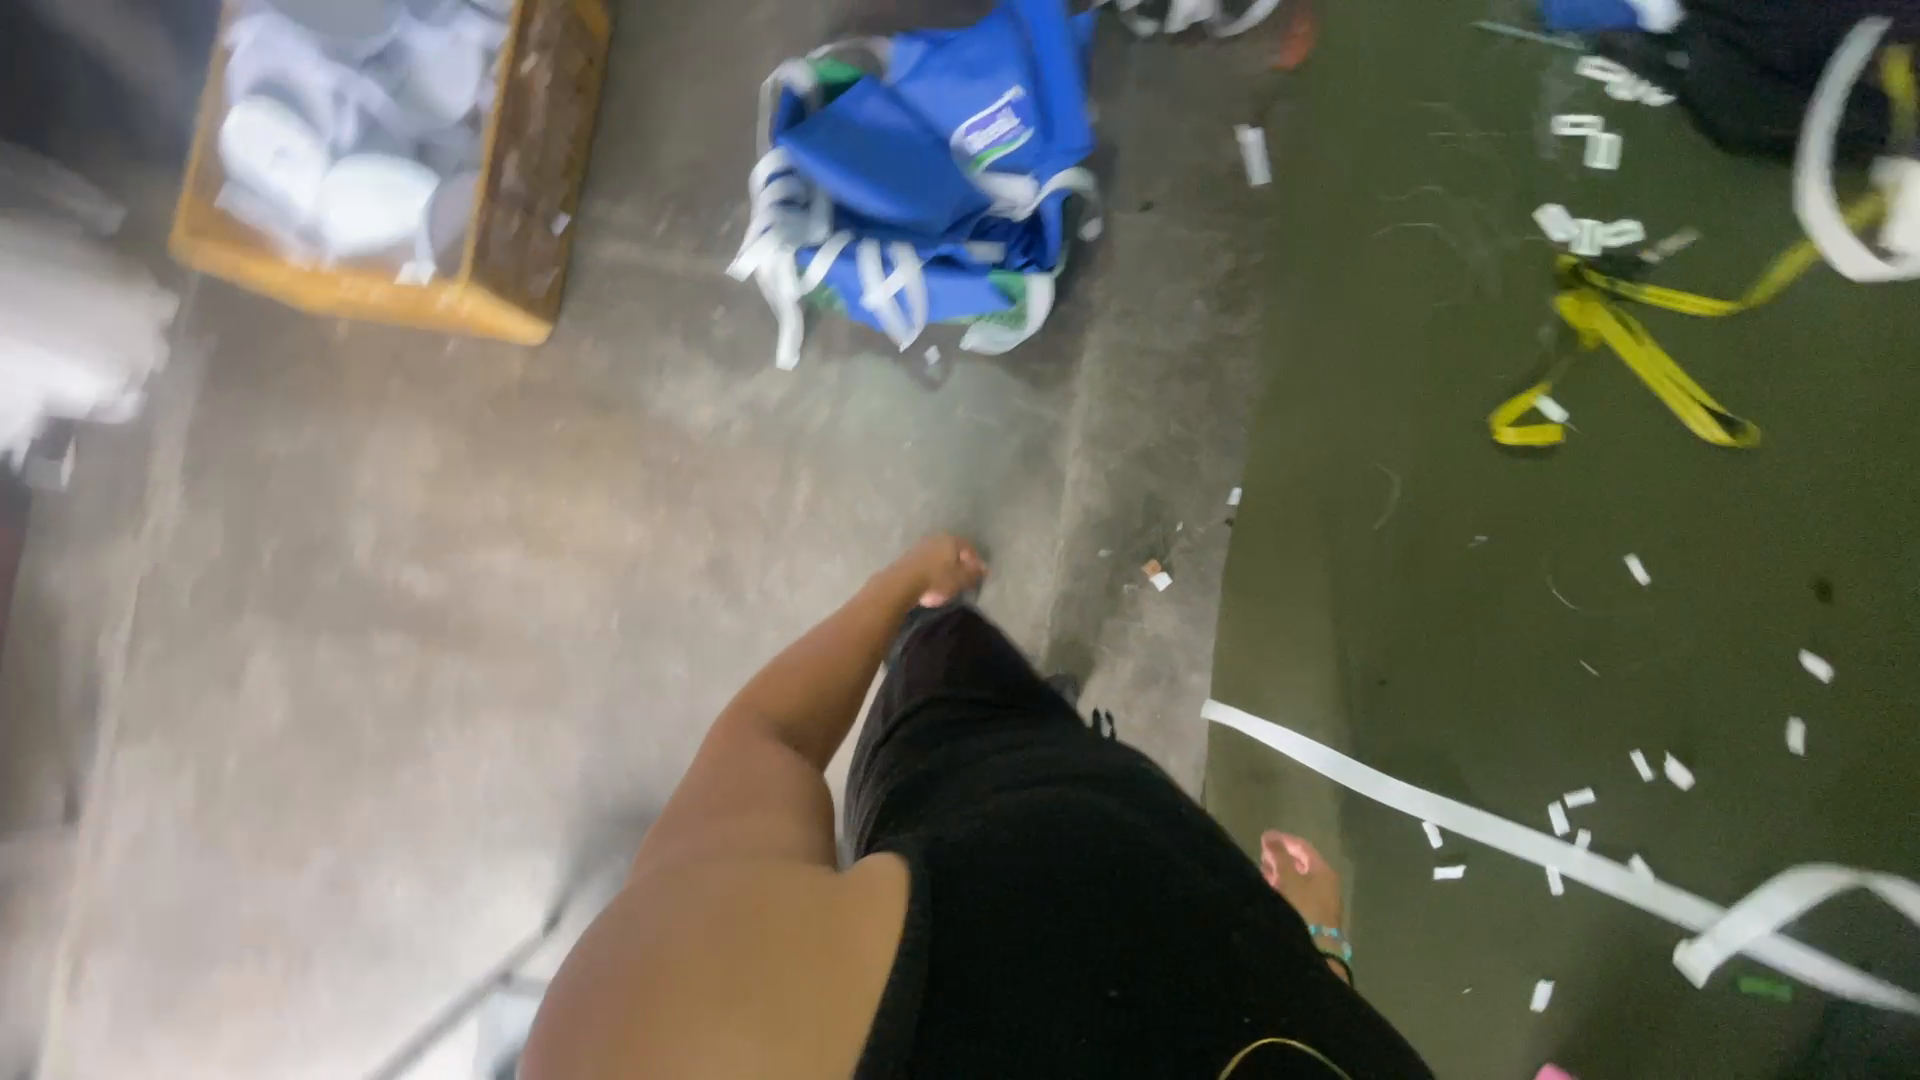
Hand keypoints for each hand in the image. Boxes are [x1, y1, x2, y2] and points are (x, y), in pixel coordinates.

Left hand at [894, 534, 987, 606]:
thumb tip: (984, 567)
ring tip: (947, 580)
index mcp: (951, 540)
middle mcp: (936, 538)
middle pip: (952, 549)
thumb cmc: (937, 579)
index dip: (975, 560)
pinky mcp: (908, 556)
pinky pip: (926, 561)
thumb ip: (974, 573)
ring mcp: (920, 546)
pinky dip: (932, 569)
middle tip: (963, 577)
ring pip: (938, 555)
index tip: (977, 574)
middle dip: (959, 562)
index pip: (969, 547)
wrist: (903, 583)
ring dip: (944, 566)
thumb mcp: (961, 579)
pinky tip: (931, 581)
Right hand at [1260, 831, 1342, 931]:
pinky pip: (1298, 893)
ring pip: (1299, 879)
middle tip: (1263, 854)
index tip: (1264, 837)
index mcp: (1323, 870)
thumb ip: (1278, 854)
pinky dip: (1285, 887)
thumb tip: (1269, 837)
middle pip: (1302, 863)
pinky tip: (1271, 889)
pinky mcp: (1315, 916)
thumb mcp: (1287, 876)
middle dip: (1281, 856)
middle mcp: (1326, 883)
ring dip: (1281, 872)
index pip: (1303, 847)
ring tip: (1263, 871)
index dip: (1283, 839)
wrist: (1315, 947)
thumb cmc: (1302, 905)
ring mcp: (1322, 901)